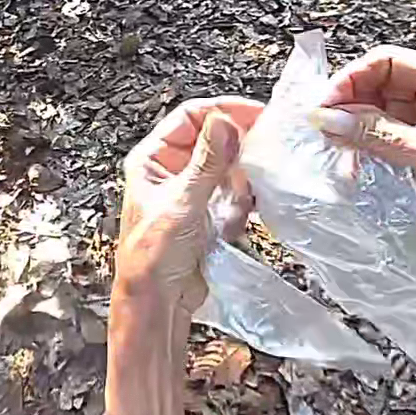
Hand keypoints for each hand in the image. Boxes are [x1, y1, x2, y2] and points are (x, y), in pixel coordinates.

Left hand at [107, 96, 262, 414]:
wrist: (157, 303)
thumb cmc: (154, 254)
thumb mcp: (182, 203)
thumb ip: (207, 162)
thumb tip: (223, 121)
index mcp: (153, 158)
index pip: (191, 117)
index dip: (223, 111)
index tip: (256, 115)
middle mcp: (171, 169)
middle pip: (213, 140)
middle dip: (236, 150)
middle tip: (262, 153)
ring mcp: (191, 190)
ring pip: (226, 168)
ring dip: (239, 181)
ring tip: (239, 201)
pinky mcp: (207, 212)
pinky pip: (232, 194)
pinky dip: (240, 203)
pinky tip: (235, 219)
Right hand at [315, 46, 415, 269]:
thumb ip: (382, 136)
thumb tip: (331, 117)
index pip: (392, 62)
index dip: (352, 80)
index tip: (324, 106)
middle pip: (386, 86)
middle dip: (352, 106)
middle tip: (324, 132)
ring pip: (387, 115)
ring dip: (359, 132)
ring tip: (338, 154)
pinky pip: (396, 141)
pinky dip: (374, 151)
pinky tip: (356, 166)